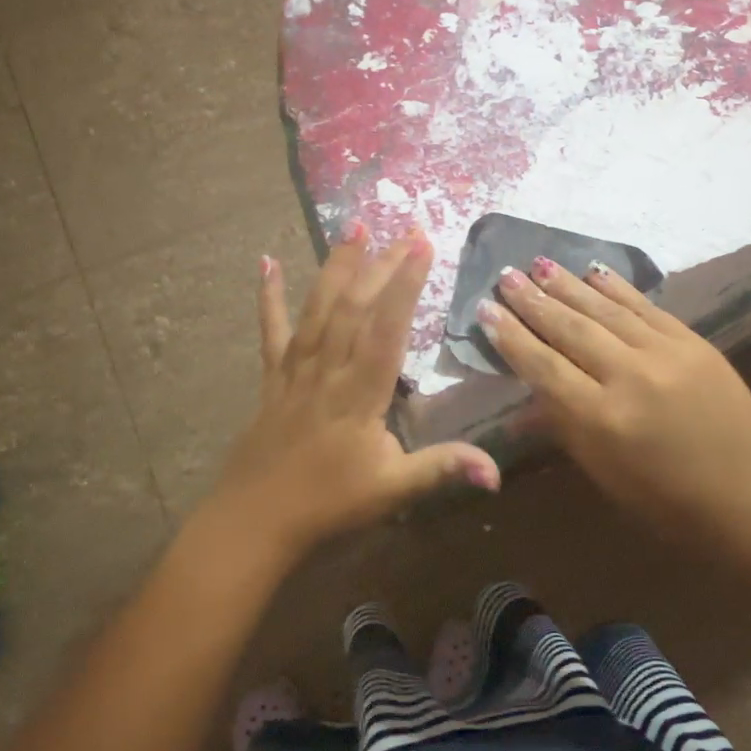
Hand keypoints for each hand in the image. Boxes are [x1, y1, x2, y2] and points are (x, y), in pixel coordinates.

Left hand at [214, 225, 500, 554]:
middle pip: (355, 308)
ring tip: (354, 228)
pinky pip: (271, 331)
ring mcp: (295, 371)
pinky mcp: (272, 379)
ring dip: (337, 267)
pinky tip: (266, 262)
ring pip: (318, 310)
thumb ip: (442, 469)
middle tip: (404, 228)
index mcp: (360, 393)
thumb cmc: (328, 505)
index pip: (387, 329)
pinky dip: (269, 295)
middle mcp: (328, 371)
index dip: (405, 285)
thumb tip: (497, 471)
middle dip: (382, 265)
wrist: (254, 521)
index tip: (423, 245)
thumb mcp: (392, 490)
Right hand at [479, 258, 750, 535]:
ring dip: (568, 285)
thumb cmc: (667, 502)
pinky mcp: (693, 343)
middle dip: (533, 301)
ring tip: (538, 264)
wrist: (749, 497)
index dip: (511, 336)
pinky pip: (645, 308)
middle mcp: (630, 377)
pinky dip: (616, 288)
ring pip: (605, 311)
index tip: (485, 310)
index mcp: (602, 420)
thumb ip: (562, 427)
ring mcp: (666, 354)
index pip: (543, 366)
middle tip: (505, 277)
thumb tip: (522, 400)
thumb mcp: (604, 473)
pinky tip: (593, 271)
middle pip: (570, 329)